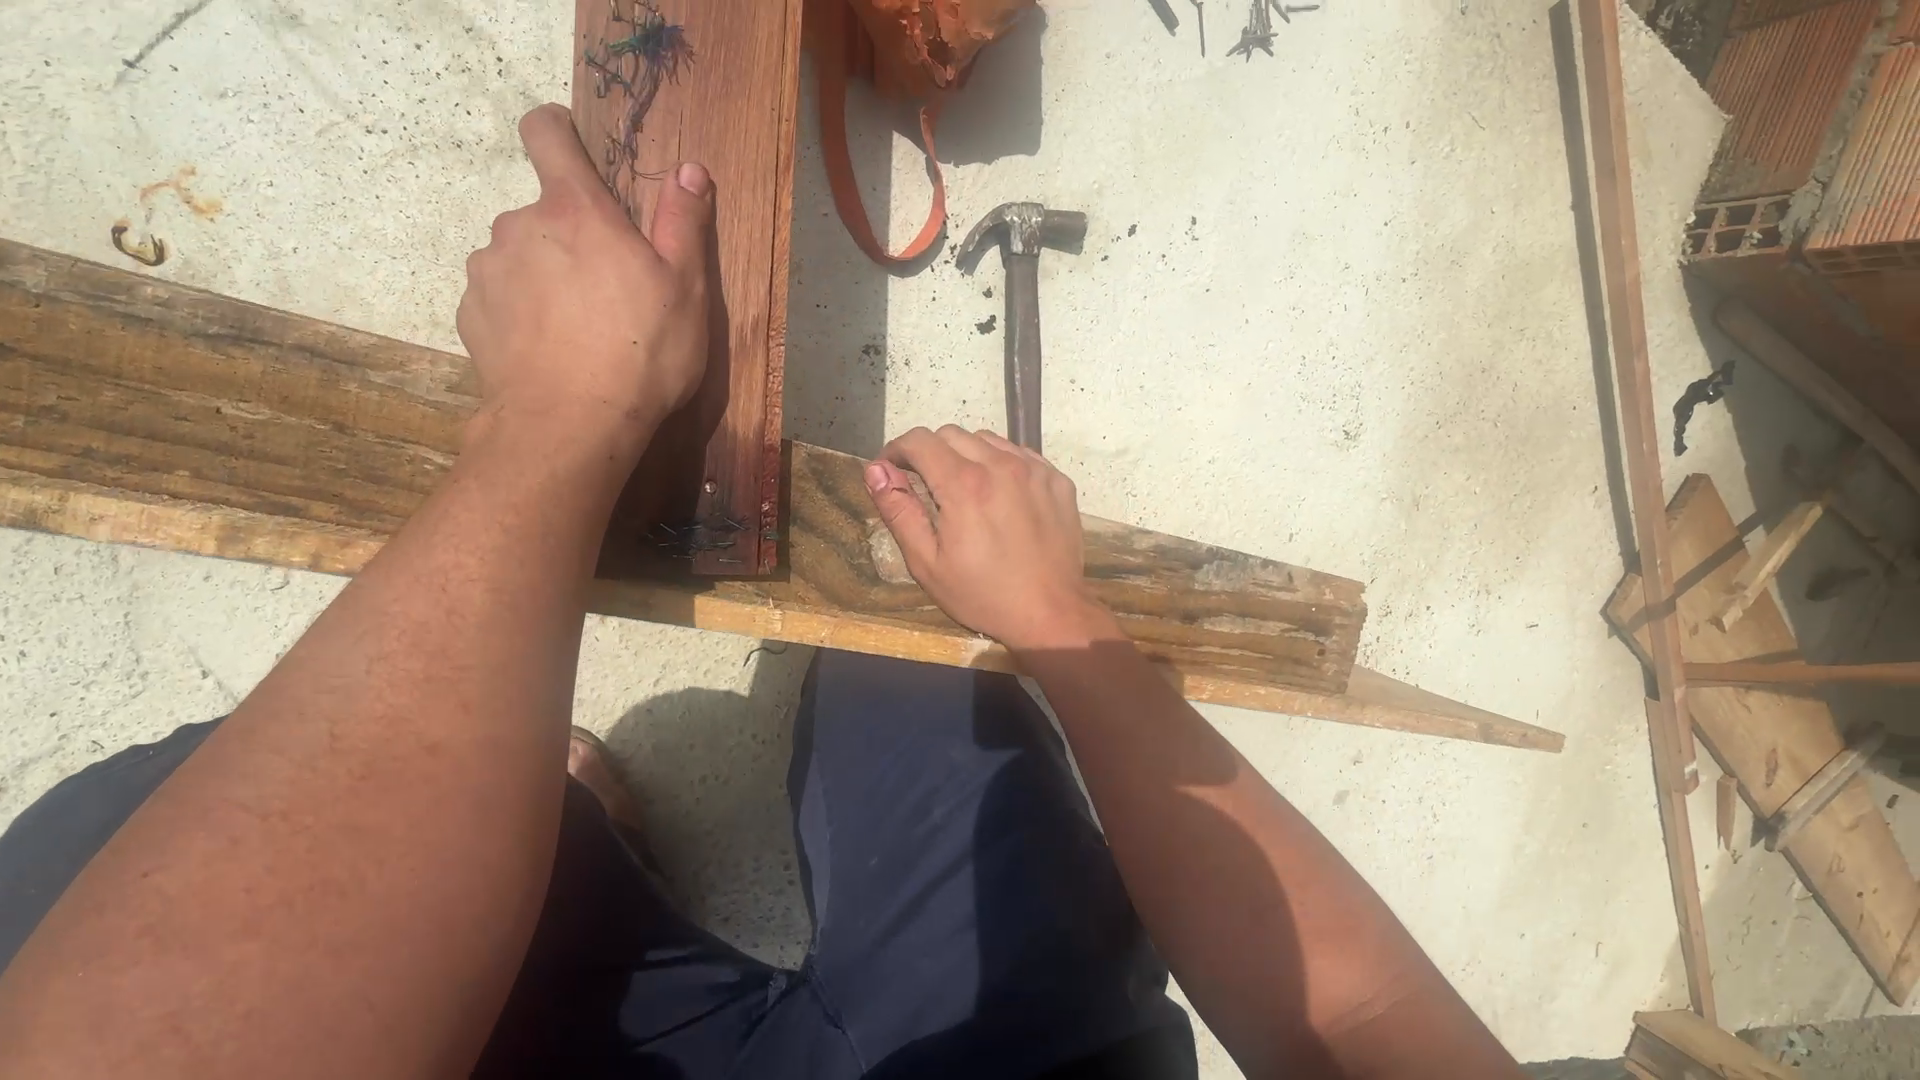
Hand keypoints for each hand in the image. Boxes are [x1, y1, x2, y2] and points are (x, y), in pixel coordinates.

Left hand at [456, 103, 713, 459]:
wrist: (571, 425)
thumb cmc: (641, 352)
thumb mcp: (685, 290)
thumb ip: (684, 224)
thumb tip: (690, 169)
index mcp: (575, 211)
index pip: (546, 134)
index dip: (556, 128)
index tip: (570, 142)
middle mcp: (519, 227)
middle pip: (543, 212)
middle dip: (570, 237)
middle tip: (608, 289)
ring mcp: (488, 272)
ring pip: (519, 257)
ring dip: (544, 276)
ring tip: (577, 329)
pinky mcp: (470, 315)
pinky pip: (499, 299)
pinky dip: (521, 313)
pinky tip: (550, 351)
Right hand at [866, 426, 1124, 650]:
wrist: (1050, 614)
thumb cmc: (983, 596)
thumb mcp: (927, 563)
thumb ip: (899, 511)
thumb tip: (876, 470)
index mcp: (964, 485)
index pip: (920, 441)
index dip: (897, 450)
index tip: (891, 470)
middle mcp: (1001, 466)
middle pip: (952, 435)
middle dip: (930, 453)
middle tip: (927, 486)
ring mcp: (1034, 470)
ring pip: (988, 440)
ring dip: (967, 456)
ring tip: (965, 491)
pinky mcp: (1057, 480)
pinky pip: (1020, 455)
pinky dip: (1001, 465)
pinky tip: (1000, 497)